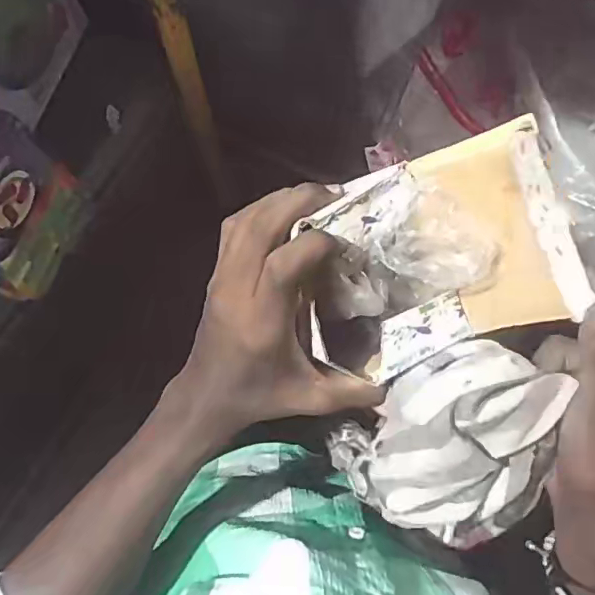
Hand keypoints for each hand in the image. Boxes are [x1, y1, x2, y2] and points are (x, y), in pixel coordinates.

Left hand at [168, 184, 383, 438]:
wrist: (206, 395)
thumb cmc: (259, 395)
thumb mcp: (308, 399)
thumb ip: (349, 394)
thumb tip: (388, 390)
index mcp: (262, 319)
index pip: (282, 264)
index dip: (314, 244)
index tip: (343, 244)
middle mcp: (237, 289)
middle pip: (260, 227)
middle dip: (297, 202)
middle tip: (334, 195)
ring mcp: (221, 276)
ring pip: (244, 220)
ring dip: (278, 200)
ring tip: (313, 197)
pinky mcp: (216, 272)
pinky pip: (233, 226)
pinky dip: (259, 209)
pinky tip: (282, 210)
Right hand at [535, 273, 594, 594]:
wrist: (594, 524)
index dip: (594, 285)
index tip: (555, 260)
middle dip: (570, 340)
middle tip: (547, 347)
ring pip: (577, 347)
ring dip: (557, 364)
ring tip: (549, 395)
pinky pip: (571, 369)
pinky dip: (553, 377)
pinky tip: (545, 397)